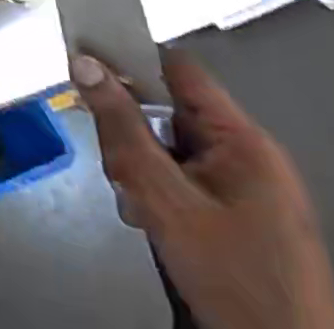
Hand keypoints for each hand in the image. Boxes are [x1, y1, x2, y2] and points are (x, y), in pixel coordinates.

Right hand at [72, 51, 333, 328]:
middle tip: (117, 169)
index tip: (89, 74)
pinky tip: (153, 222)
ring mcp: (248, 187)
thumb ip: (120, 127)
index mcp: (241, 137)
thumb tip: (83, 61)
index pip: (178, 69)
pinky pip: (187, 180)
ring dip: (144, 169)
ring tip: (138, 206)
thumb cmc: (229, 272)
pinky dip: (161, 192)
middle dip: (133, 134)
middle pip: (170, 112)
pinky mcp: (243, 215)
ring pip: (173, 150)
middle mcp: (249, 153)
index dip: (133, 62)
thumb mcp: (162, 196)